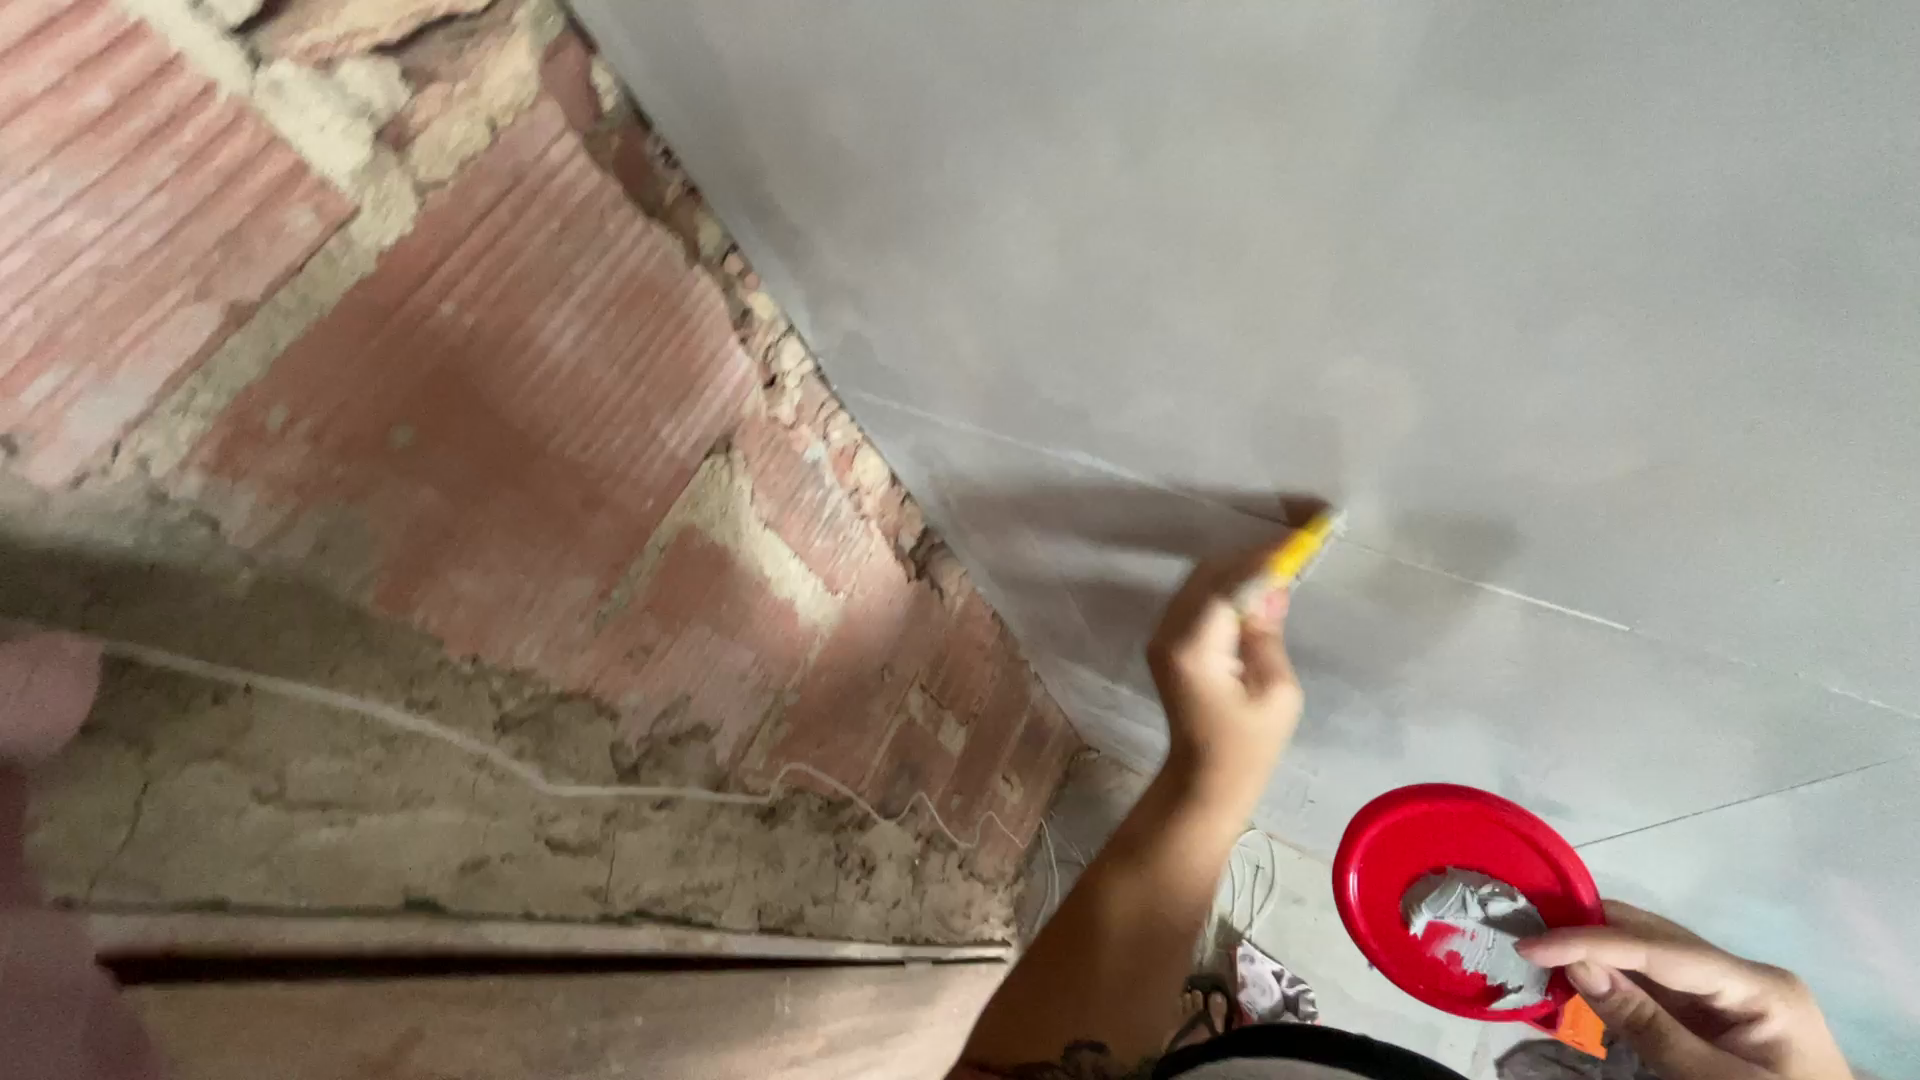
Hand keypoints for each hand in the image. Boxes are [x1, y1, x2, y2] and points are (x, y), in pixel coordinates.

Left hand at [1145, 545, 1303, 776]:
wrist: (1204, 776)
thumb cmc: (1249, 744)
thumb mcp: (1277, 691)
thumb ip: (1268, 632)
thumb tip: (1271, 587)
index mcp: (1193, 649)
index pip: (1225, 587)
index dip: (1259, 561)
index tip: (1294, 543)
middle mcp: (1167, 635)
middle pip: (1204, 576)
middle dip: (1246, 559)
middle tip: (1289, 553)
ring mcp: (1160, 637)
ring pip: (1196, 583)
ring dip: (1234, 571)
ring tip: (1276, 567)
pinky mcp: (1164, 642)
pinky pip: (1193, 600)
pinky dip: (1222, 588)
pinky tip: (1251, 591)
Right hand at [1518, 901, 1853, 1079]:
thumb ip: (1649, 1026)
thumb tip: (1576, 965)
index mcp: (1758, 985)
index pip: (1655, 947)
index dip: (1586, 940)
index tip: (1528, 944)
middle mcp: (1740, 972)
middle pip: (1647, 934)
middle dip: (1583, 931)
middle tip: (1523, 931)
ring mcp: (1724, 988)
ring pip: (1640, 949)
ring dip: (1587, 947)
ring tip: (1537, 945)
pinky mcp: (1707, 1007)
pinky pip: (1646, 977)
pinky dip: (1604, 972)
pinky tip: (1570, 969)